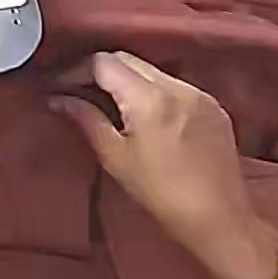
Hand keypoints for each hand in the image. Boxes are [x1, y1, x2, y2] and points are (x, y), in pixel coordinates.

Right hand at [50, 51, 277, 278]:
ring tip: (103, 100)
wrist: (219, 219)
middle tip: (74, 89)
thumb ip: (86, 119)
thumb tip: (59, 99)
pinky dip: (149, 89)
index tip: (58, 85)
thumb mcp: (114, 156)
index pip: (103, 63)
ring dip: (123, 78)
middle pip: (126, 59)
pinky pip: (172, 84)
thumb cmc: (159, 192)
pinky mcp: (212, 105)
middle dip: (96, 69)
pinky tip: (139, 112)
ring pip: (149, 69)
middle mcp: (176, 87)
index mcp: (149, 98)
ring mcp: (198, 94)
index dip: (74, 69)